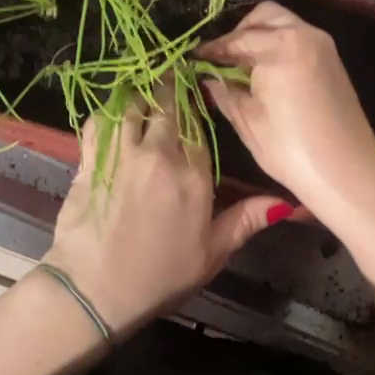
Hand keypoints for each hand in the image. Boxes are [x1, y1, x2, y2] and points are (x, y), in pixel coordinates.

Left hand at [40, 91, 281, 333]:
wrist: (94, 291)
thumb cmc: (159, 277)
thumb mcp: (212, 254)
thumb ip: (246, 220)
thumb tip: (287, 202)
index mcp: (192, 173)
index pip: (199, 120)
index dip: (198, 101)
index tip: (199, 91)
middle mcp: (157, 153)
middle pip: (166, 102)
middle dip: (171, 87)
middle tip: (174, 82)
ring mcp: (120, 153)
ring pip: (132, 103)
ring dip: (141, 94)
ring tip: (146, 92)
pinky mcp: (88, 160)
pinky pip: (99, 121)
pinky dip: (109, 112)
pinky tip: (116, 116)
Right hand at [199, 2, 374, 219]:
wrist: (348, 173)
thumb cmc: (290, 148)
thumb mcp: (248, 121)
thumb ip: (225, 92)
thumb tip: (208, 77)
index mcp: (281, 45)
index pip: (236, 38)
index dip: (212, 50)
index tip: (194, 59)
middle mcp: (305, 34)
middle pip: (265, 17)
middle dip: (239, 32)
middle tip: (221, 59)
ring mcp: (324, 46)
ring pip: (284, 26)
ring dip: (260, 37)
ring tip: (241, 67)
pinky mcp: (333, 62)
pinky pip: (299, 40)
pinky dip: (279, 47)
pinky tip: (265, 74)